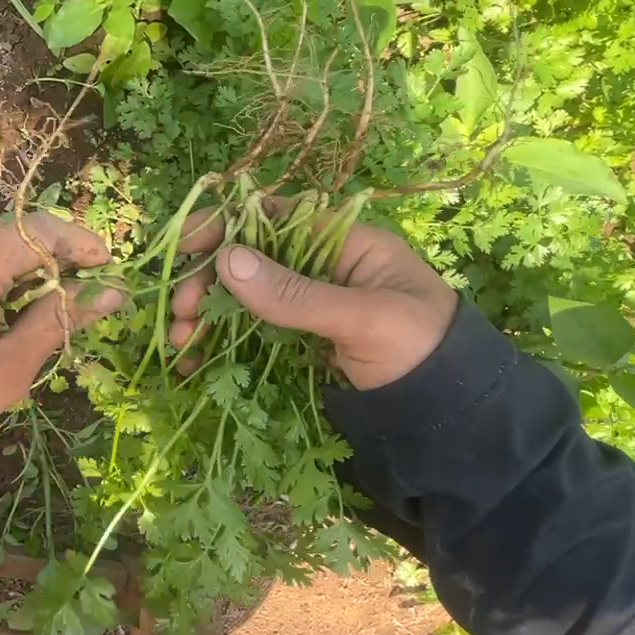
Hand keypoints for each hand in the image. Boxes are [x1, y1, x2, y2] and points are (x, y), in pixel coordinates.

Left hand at [0, 215, 124, 448]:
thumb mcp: (8, 369)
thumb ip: (59, 320)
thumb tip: (111, 292)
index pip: (38, 233)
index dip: (79, 243)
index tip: (106, 265)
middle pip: (13, 231)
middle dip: (52, 254)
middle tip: (79, 289)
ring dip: (20, 261)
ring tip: (41, 301)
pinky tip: (1, 301)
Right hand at [168, 209, 457, 389]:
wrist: (454, 416)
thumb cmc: (421, 352)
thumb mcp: (364, 318)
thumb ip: (296, 292)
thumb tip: (226, 258)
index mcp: (342, 243)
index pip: (272, 218)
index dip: (224, 226)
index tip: (184, 247)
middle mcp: (318, 266)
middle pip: (246, 259)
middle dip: (207, 282)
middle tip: (180, 312)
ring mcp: (305, 304)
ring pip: (240, 296)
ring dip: (205, 314)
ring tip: (181, 342)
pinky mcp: (296, 338)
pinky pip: (247, 330)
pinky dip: (218, 341)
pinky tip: (195, 358)